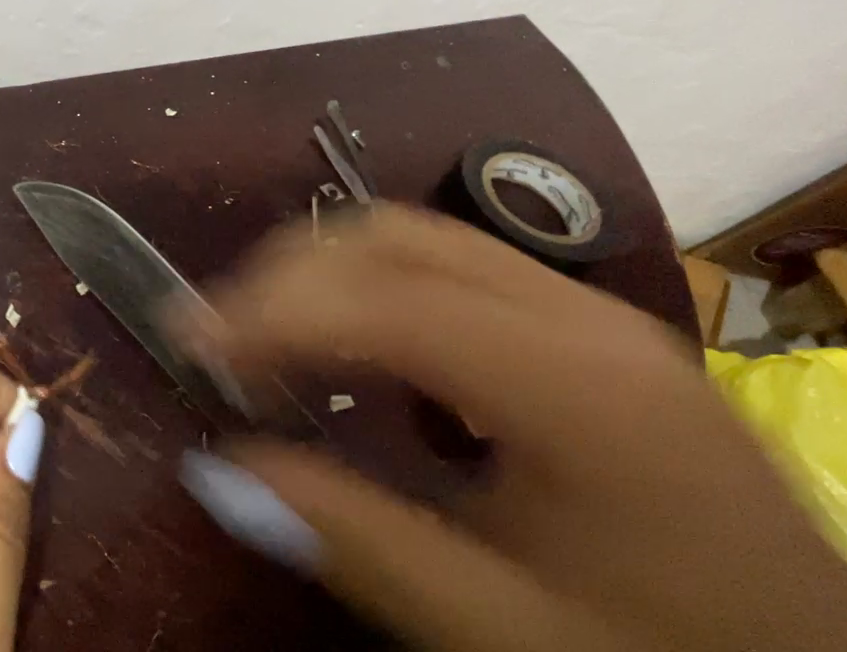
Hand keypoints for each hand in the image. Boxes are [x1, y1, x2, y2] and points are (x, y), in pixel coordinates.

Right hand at [178, 205, 846, 651]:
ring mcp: (589, 312)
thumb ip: (353, 538)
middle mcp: (578, 315)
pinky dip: (369, 284)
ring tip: (259, 330)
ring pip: (418, 236)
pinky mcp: (588, 330)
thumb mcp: (500, 626)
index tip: (186, 340)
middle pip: (393, 237)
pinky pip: (450, 269)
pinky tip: (345, 343)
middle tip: (216, 335)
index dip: (267, 311)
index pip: (381, 301)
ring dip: (322, 268)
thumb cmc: (661, 651)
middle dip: (284, 272)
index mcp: (568, 382)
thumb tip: (218, 470)